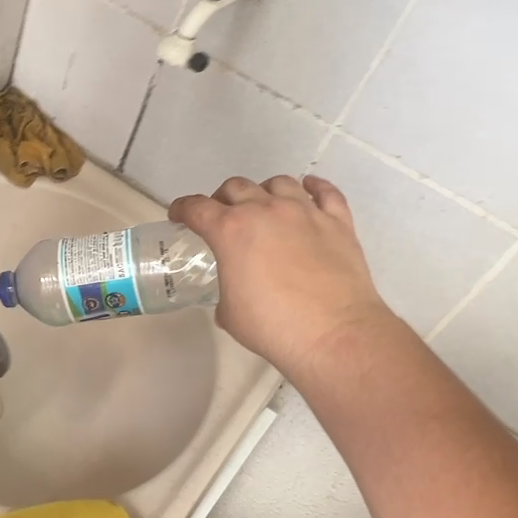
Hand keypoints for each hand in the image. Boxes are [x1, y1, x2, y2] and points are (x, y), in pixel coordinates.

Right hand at [171, 175, 394, 380]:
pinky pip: (325, 192)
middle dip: (222, 198)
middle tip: (222, 216)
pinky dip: (313, 187)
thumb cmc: (272, 326)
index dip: (183, 209)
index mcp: (231, 230)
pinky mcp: (338, 222)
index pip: (197, 208)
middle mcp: (265, 210)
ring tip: (264, 206)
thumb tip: (234, 291)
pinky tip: (308, 189)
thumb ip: (226, 289)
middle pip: (236, 187)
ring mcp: (305, 212)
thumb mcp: (229, 313)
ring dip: (263, 191)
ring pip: (278, 183)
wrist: (333, 334)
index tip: (180, 215)